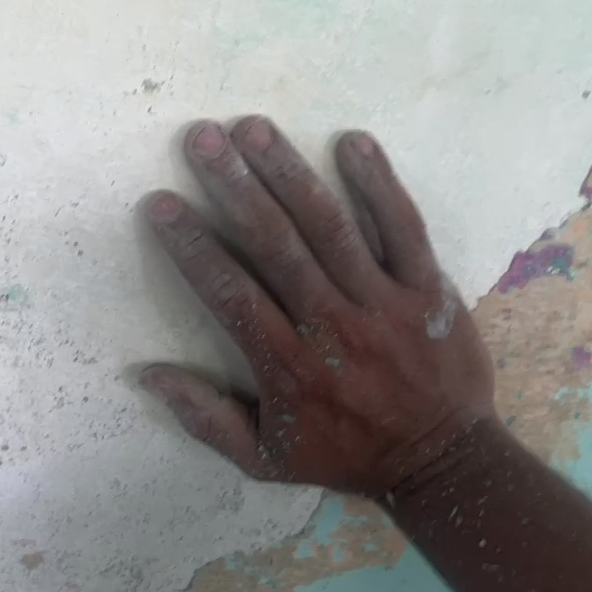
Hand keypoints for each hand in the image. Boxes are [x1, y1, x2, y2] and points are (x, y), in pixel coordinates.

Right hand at [138, 118, 496, 497]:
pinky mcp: (429, 289)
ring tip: (254, 127)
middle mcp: (331, 324)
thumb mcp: (263, 460)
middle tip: (203, 137)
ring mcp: (383, 302)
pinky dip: (379, 184)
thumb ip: (204, 418)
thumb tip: (147, 375)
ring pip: (330, 226)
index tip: (160, 203)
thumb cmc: (344, 454)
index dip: (192, 245)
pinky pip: (404, 228)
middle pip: (276, 245)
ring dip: (289, 172)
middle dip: (234, 186)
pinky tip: (352, 141)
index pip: (230, 293)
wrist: (444, 464)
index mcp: (286, 364)